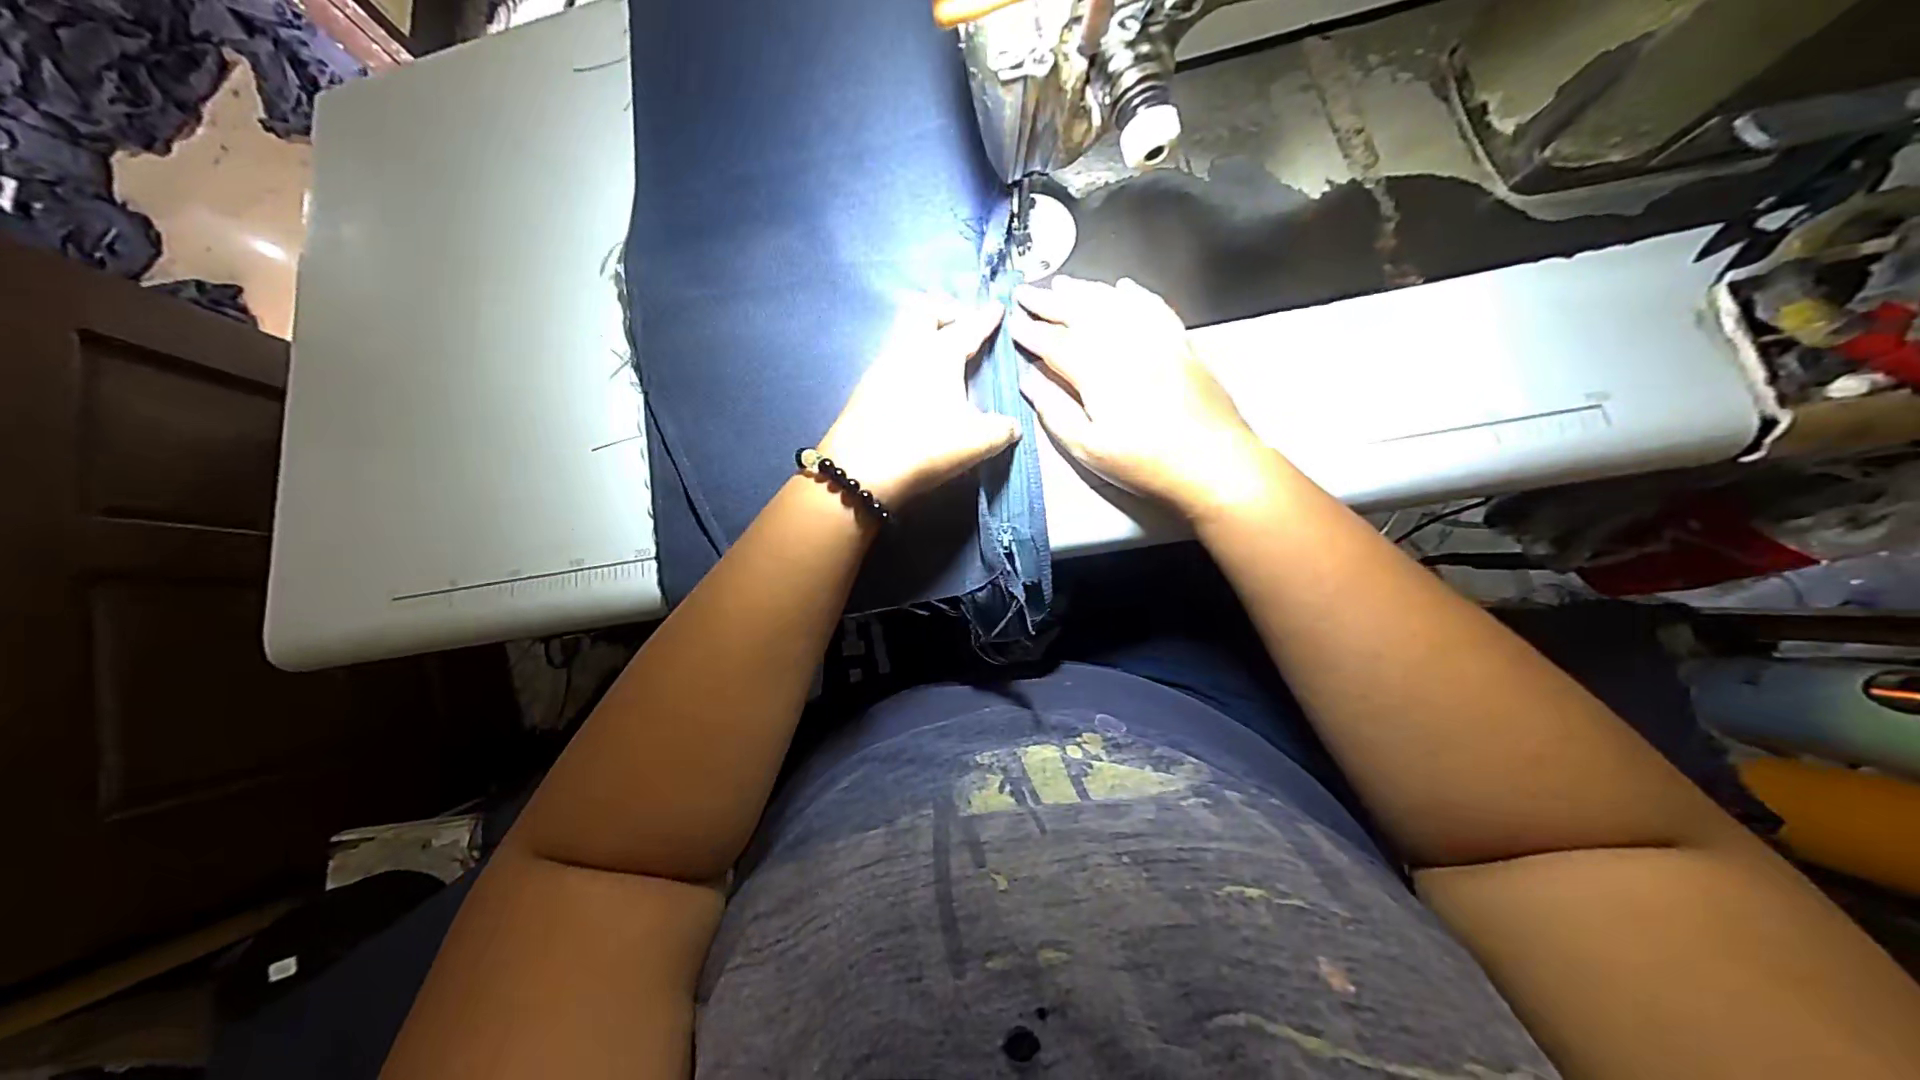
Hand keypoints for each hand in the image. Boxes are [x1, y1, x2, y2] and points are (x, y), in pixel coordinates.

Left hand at [815, 296, 1019, 505]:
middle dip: (946, 310)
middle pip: (925, 311)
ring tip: (940, 353)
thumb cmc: (925, 447)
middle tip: (962, 323)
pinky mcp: (865, 387)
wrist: (860, 472)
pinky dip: (909, 358)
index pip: (969, 326)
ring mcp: (882, 365)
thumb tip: (1013, 426)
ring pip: (904, 333)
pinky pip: (892, 357)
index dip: (987, 317)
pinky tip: (916, 381)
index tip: (997, 306)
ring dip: (923, 334)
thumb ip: (1002, 430)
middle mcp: (908, 348)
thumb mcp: (977, 442)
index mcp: (940, 352)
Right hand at [1011, 276, 1275, 518]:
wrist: (1214, 462)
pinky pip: (1153, 307)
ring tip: (1061, 283)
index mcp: (1096, 370)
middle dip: (1048, 301)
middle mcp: (1124, 344)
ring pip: (1113, 303)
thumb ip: (1054, 411)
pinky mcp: (1180, 343)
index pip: (1053, 342)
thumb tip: (1028, 380)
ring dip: (1084, 290)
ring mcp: (1155, 339)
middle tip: (1025, 292)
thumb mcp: (1088, 448)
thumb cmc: (1146, 462)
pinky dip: (1134, 294)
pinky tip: (1122, 288)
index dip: (1030, 331)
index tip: (1012, 322)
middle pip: (1080, 313)